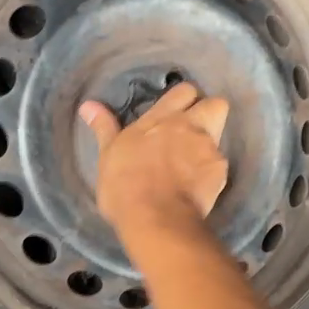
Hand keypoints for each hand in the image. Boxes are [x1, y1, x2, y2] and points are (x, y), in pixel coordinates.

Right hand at [80, 83, 228, 234]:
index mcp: (161, 118)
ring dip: (210, 145)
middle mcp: (189, 126)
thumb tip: (88, 105)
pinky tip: (197, 188)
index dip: (184, 99)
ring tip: (194, 164)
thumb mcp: (108, 154)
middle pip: (215, 104)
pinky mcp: (219, 173)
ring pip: (220, 135)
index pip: (184, 91)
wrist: (155, 217)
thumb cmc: (125, 185)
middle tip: (193, 132)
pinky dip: (211, 174)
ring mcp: (208, 149)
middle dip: (209, 113)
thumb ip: (104, 127)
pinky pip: (219, 166)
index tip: (175, 112)